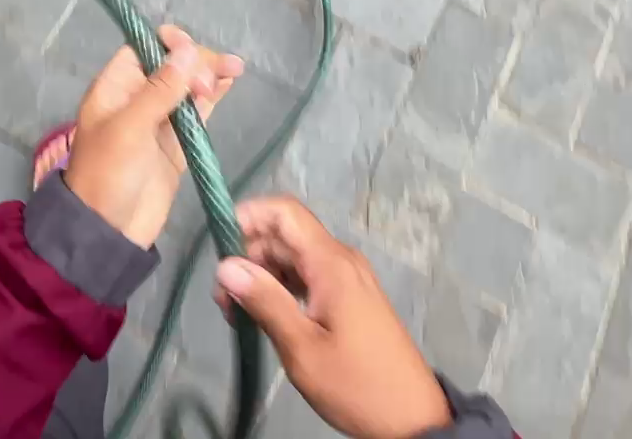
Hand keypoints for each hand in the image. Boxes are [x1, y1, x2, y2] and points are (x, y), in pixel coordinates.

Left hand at [64, 25, 242, 247]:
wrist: (110, 233)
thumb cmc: (109, 175)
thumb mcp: (129, 128)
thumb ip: (161, 90)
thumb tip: (188, 50)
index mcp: (115, 88)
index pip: (143, 49)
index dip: (168, 44)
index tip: (192, 51)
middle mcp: (137, 98)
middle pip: (171, 65)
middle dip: (194, 63)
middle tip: (209, 83)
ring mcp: (159, 120)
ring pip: (188, 85)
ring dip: (209, 74)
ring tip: (235, 68)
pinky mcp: (177, 141)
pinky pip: (198, 111)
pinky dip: (213, 95)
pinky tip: (229, 83)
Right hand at [214, 197, 450, 438]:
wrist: (412, 419)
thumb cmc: (356, 383)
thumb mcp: (302, 348)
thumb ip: (264, 301)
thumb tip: (224, 265)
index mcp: (330, 262)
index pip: (285, 212)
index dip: (249, 215)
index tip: (219, 244)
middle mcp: (339, 258)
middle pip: (285, 235)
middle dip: (249, 255)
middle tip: (223, 298)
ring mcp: (346, 276)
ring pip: (294, 257)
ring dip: (263, 274)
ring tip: (238, 312)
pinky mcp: (348, 296)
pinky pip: (308, 275)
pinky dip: (282, 287)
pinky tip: (265, 314)